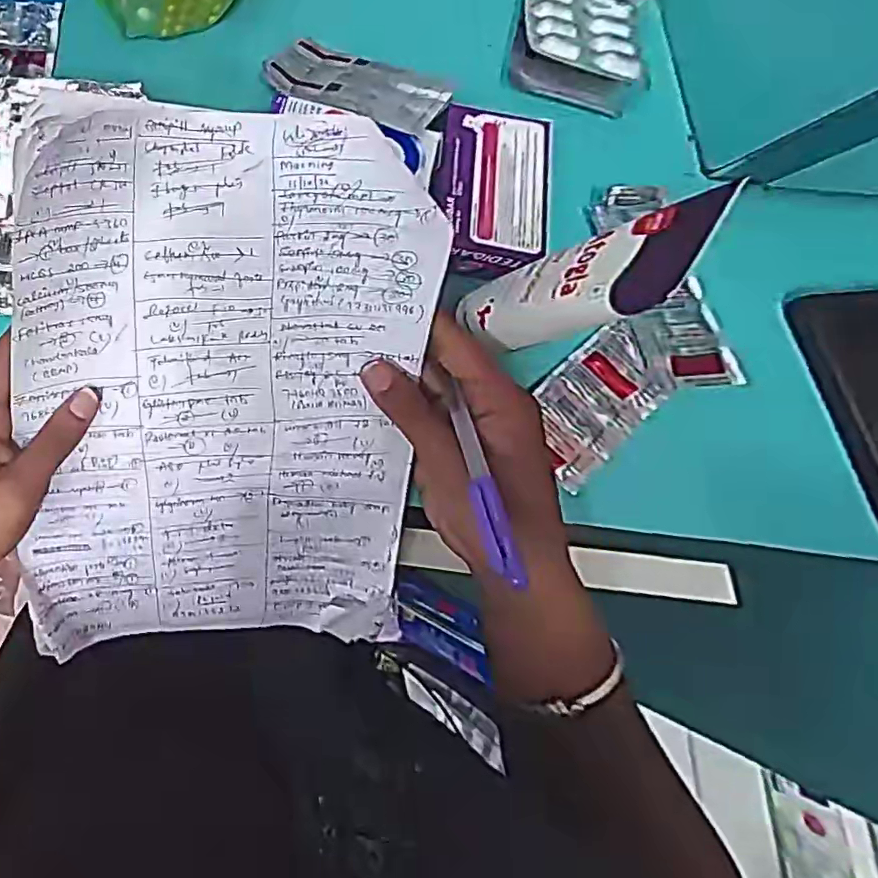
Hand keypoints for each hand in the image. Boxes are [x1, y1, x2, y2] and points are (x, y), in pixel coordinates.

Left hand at [0, 333, 98, 584]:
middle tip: (99, 342)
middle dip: (55, 358)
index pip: (3, 359)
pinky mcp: (12, 460)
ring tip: (105, 373)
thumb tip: (89, 392)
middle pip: (22, 376)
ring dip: (61, 389)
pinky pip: (39, 429)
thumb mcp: (23, 483)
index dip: (28, 331)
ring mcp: (2, 441)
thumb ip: (56, 440)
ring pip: (33, 403)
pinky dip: (61, 419)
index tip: (64, 312)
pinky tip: (91, 422)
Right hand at [359, 316, 569, 577]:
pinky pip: (436, 413)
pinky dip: (410, 407)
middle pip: (447, 365)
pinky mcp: (469, 445)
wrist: (517, 572)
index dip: (423, 323)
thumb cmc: (497, 523)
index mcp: (502, 403)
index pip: (459, 346)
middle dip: (406, 351)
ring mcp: (482, 427)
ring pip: (439, 390)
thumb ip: (411, 414)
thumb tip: (378, 370)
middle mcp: (495, 407)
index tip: (386, 306)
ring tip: (360, 365)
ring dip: (404, 381)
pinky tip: (380, 405)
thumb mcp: (446, 464)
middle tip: (360, 336)